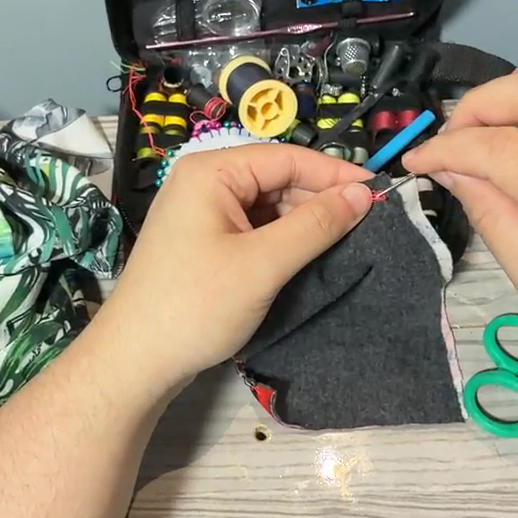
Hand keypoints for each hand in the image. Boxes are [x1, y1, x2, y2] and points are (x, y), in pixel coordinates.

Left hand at [86, 144, 373, 399]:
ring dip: (304, 222)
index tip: (382, 192)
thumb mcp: (262, 264)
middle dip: (320, 199)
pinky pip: (253, 228)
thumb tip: (364, 193)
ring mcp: (201, 213)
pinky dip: (282, 239)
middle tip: (369, 223)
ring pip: (267, 206)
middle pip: (276, 179)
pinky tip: (309, 255)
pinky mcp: (204, 242)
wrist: (136, 359)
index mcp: (211, 172)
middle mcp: (204, 183)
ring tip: (347, 241)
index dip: (335, 174)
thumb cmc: (196, 305)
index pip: (285, 158)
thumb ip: (315, 225)